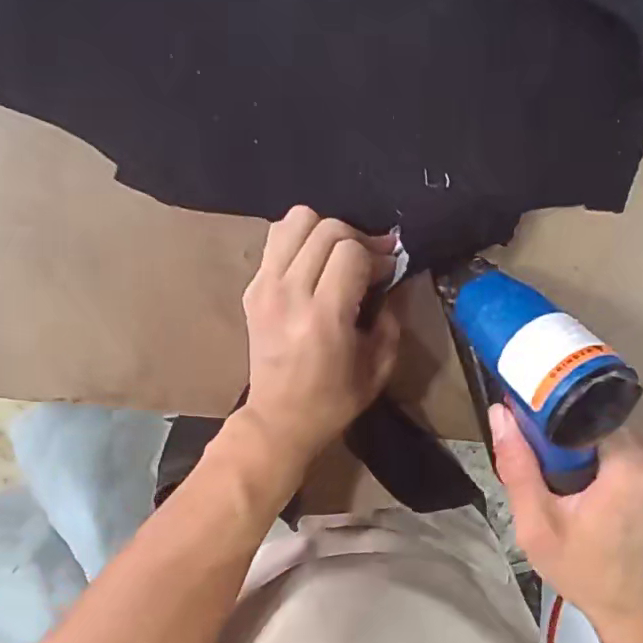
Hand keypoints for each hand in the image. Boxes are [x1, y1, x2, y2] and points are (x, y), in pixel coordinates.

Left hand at [233, 206, 400, 467]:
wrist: (278, 420)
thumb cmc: (332, 402)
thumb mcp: (377, 369)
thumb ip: (390, 321)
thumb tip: (390, 282)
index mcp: (323, 318)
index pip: (351, 252)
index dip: (376, 254)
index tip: (388, 270)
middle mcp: (289, 295)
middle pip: (325, 229)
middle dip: (355, 238)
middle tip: (369, 261)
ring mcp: (264, 289)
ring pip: (295, 222)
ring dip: (323, 231)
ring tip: (337, 255)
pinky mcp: (251, 290)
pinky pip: (275, 241)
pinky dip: (298, 242)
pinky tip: (313, 265)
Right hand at [491, 405, 642, 638]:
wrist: (634, 608)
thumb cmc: (584, 571)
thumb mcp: (537, 524)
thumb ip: (518, 466)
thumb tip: (499, 413)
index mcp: (631, 462)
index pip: (577, 414)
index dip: (545, 425)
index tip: (525, 445)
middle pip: (592, 424)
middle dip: (562, 446)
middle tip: (542, 480)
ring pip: (606, 436)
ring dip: (579, 455)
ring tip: (561, 491)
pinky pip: (623, 449)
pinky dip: (599, 464)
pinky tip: (583, 494)